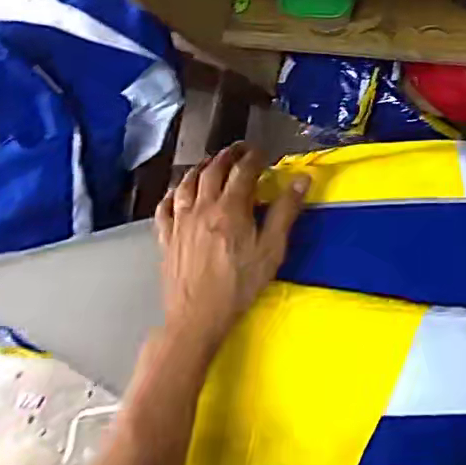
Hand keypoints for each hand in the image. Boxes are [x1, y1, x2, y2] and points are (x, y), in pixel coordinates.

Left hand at [153, 143, 308, 356]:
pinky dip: (173, 192)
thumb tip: (300, 179)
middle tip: (239, 149)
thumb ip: (286, 210)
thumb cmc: (242, 282)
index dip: (253, 158)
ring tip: (210, 162)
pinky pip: (164, 207)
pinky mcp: (166, 238)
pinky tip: (178, 191)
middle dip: (226, 156)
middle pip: (211, 173)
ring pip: (185, 185)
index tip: (263, 151)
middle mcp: (201, 210)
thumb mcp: (273, 247)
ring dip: (200, 169)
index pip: (242, 172)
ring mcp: (179, 223)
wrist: (198, 315)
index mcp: (231, 209)